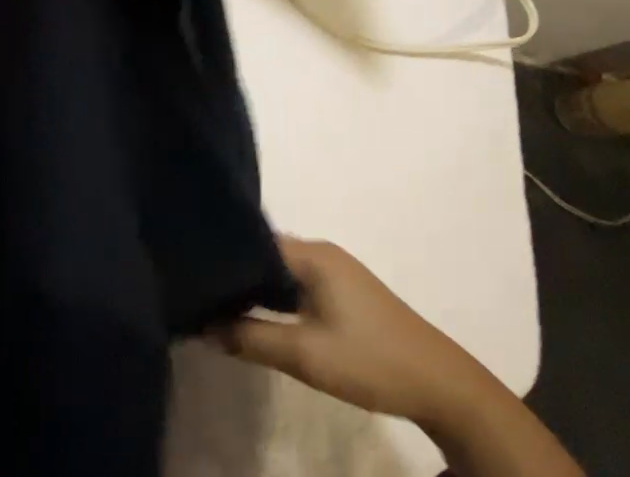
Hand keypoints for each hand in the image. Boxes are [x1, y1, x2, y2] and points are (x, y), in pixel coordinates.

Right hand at [217, 237, 500, 428]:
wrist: (445, 390)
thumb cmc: (372, 361)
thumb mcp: (304, 354)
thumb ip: (247, 337)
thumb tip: (200, 326)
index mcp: (312, 254)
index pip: (249, 239)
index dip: (217, 253)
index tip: (184, 269)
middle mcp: (320, 253)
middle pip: (260, 253)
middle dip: (228, 271)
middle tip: (190, 288)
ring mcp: (334, 273)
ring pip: (275, 271)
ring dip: (249, 287)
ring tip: (210, 301)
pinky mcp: (341, 294)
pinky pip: (291, 285)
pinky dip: (269, 297)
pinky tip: (250, 314)